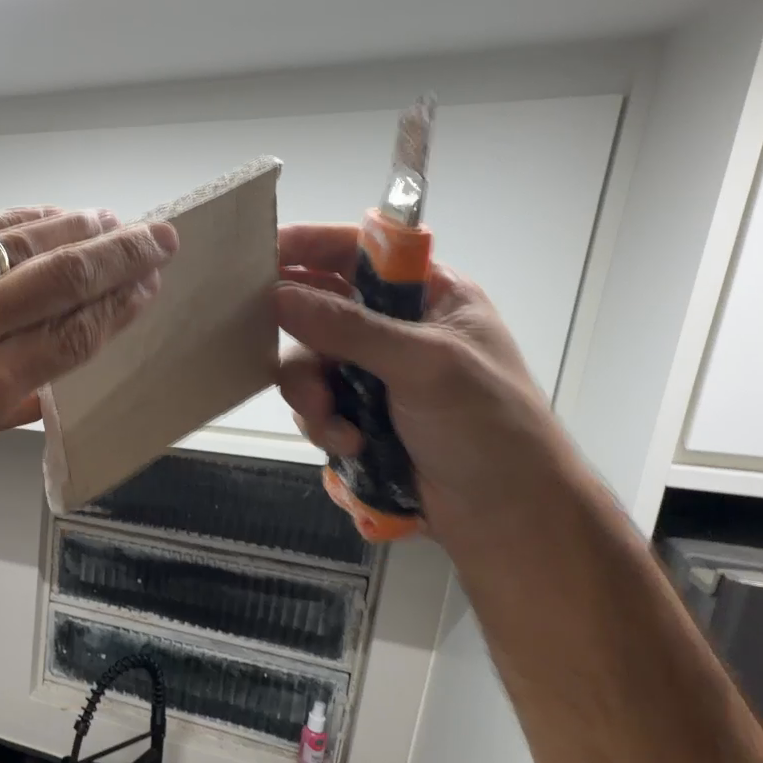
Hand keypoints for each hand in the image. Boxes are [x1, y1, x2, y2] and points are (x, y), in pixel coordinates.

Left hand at [0, 207, 177, 461]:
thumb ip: (18, 399)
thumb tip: (68, 360)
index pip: (74, 334)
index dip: (120, 306)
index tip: (147, 286)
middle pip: (63, 278)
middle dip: (123, 254)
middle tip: (159, 238)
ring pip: (22, 242)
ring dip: (78, 228)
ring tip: (112, 222)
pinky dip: (17, 220)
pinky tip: (46, 218)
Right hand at [272, 223, 581, 548]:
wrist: (505, 514)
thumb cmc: (488, 425)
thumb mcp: (424, 365)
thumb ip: (350, 329)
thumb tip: (277, 296)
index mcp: (427, 295)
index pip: (356, 251)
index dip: (307, 247)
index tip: (257, 260)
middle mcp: (394, 328)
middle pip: (316, 311)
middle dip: (304, 347)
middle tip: (301, 368)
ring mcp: (371, 375)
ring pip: (305, 366)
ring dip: (312, 398)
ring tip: (339, 428)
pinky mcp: (355, 416)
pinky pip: (312, 407)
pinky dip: (322, 426)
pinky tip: (349, 446)